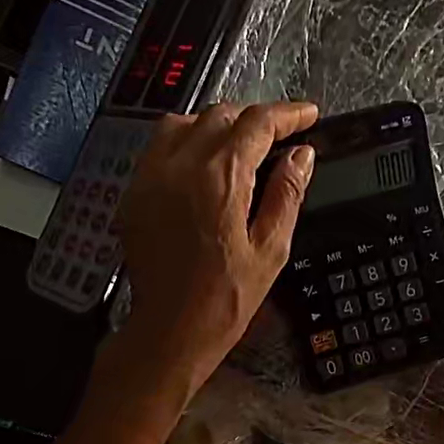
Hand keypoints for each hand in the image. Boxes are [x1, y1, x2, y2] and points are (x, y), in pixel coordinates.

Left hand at [117, 102, 317, 381]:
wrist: (172, 328)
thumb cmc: (227, 297)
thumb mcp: (272, 248)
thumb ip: (287, 194)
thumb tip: (302, 156)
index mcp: (220, 179)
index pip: (257, 124)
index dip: (287, 114)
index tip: (308, 116)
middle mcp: (180, 166)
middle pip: (221, 115)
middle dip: (256, 118)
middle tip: (283, 134)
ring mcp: (151, 176)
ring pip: (186, 122)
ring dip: (219, 124)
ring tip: (243, 145)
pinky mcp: (135, 192)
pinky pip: (160, 146)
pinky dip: (188, 141)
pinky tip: (205, 164)